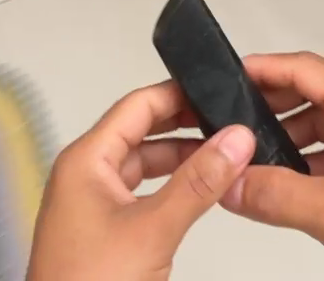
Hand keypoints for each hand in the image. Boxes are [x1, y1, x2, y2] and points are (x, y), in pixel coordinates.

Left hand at [27, 81, 256, 280]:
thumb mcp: (153, 230)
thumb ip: (199, 181)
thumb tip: (238, 137)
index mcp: (86, 160)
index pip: (137, 106)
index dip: (178, 94)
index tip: (218, 90)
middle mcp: (85, 175)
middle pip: (140, 131)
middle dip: (184, 125)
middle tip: (227, 120)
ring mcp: (91, 205)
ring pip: (143, 162)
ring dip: (180, 157)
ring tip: (222, 152)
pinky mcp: (102, 232)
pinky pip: (141, 192)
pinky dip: (170, 185)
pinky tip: (198, 190)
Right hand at [223, 52, 323, 280]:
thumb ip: (274, 195)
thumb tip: (235, 183)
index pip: (305, 68)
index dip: (265, 68)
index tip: (232, 73)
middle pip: (311, 94)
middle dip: (270, 105)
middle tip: (232, 116)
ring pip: (321, 127)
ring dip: (286, 138)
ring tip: (251, 154)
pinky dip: (305, 163)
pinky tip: (284, 184)